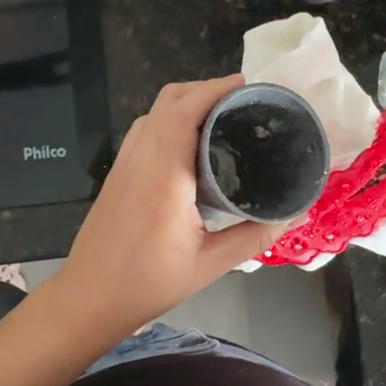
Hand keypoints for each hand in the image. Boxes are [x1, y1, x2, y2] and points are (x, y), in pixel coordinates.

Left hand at [44, 76, 282, 340]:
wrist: (88, 298)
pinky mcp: (117, 173)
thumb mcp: (210, 263)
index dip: (217, 89)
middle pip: (170, 100)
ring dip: (186, 103)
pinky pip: (145, 130)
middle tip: (244, 103)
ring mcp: (124, 162)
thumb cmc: (148, 283)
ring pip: (154, 112)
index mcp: (164, 172)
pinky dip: (169, 120)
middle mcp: (140, 156)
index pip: (187, 109)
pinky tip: (192, 144)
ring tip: (223, 118)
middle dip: (206, 90)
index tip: (250, 86)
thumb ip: (254, 235)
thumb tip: (297, 214)